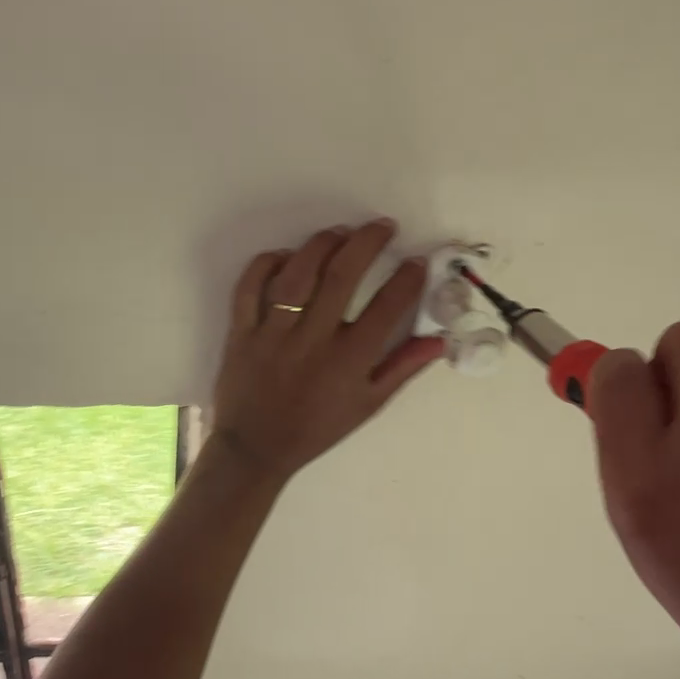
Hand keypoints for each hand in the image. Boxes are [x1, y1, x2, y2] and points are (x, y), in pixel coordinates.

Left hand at [209, 219, 447, 480]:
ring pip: (297, 274)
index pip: (388, 306)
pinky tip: (285, 256)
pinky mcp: (240, 334)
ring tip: (339, 234)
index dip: (407, 277)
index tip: (415, 262)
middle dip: (367, 241)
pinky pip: (249, 288)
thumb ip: (401, 369)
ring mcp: (272, 335)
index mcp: (348, 361)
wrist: (255, 450)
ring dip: (321, 245)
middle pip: (342, 274)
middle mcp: (312, 342)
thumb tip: (438, 340)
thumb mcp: (365, 405)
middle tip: (382, 228)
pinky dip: (266, 264)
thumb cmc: (314, 429)